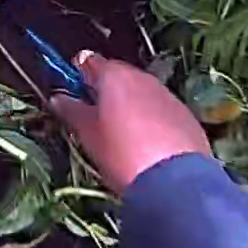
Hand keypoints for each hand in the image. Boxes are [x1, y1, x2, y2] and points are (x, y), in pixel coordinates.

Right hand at [49, 50, 210, 192]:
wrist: (177, 187)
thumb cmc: (123, 154)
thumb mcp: (88, 134)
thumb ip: (71, 111)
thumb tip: (59, 99)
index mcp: (113, 74)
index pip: (88, 60)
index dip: (78, 74)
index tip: (73, 92)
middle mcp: (141, 77)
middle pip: (117, 75)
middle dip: (106, 91)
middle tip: (96, 117)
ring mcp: (167, 96)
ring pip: (141, 93)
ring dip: (130, 105)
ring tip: (124, 135)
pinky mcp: (188, 118)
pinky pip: (162, 111)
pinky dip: (153, 120)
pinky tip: (150, 146)